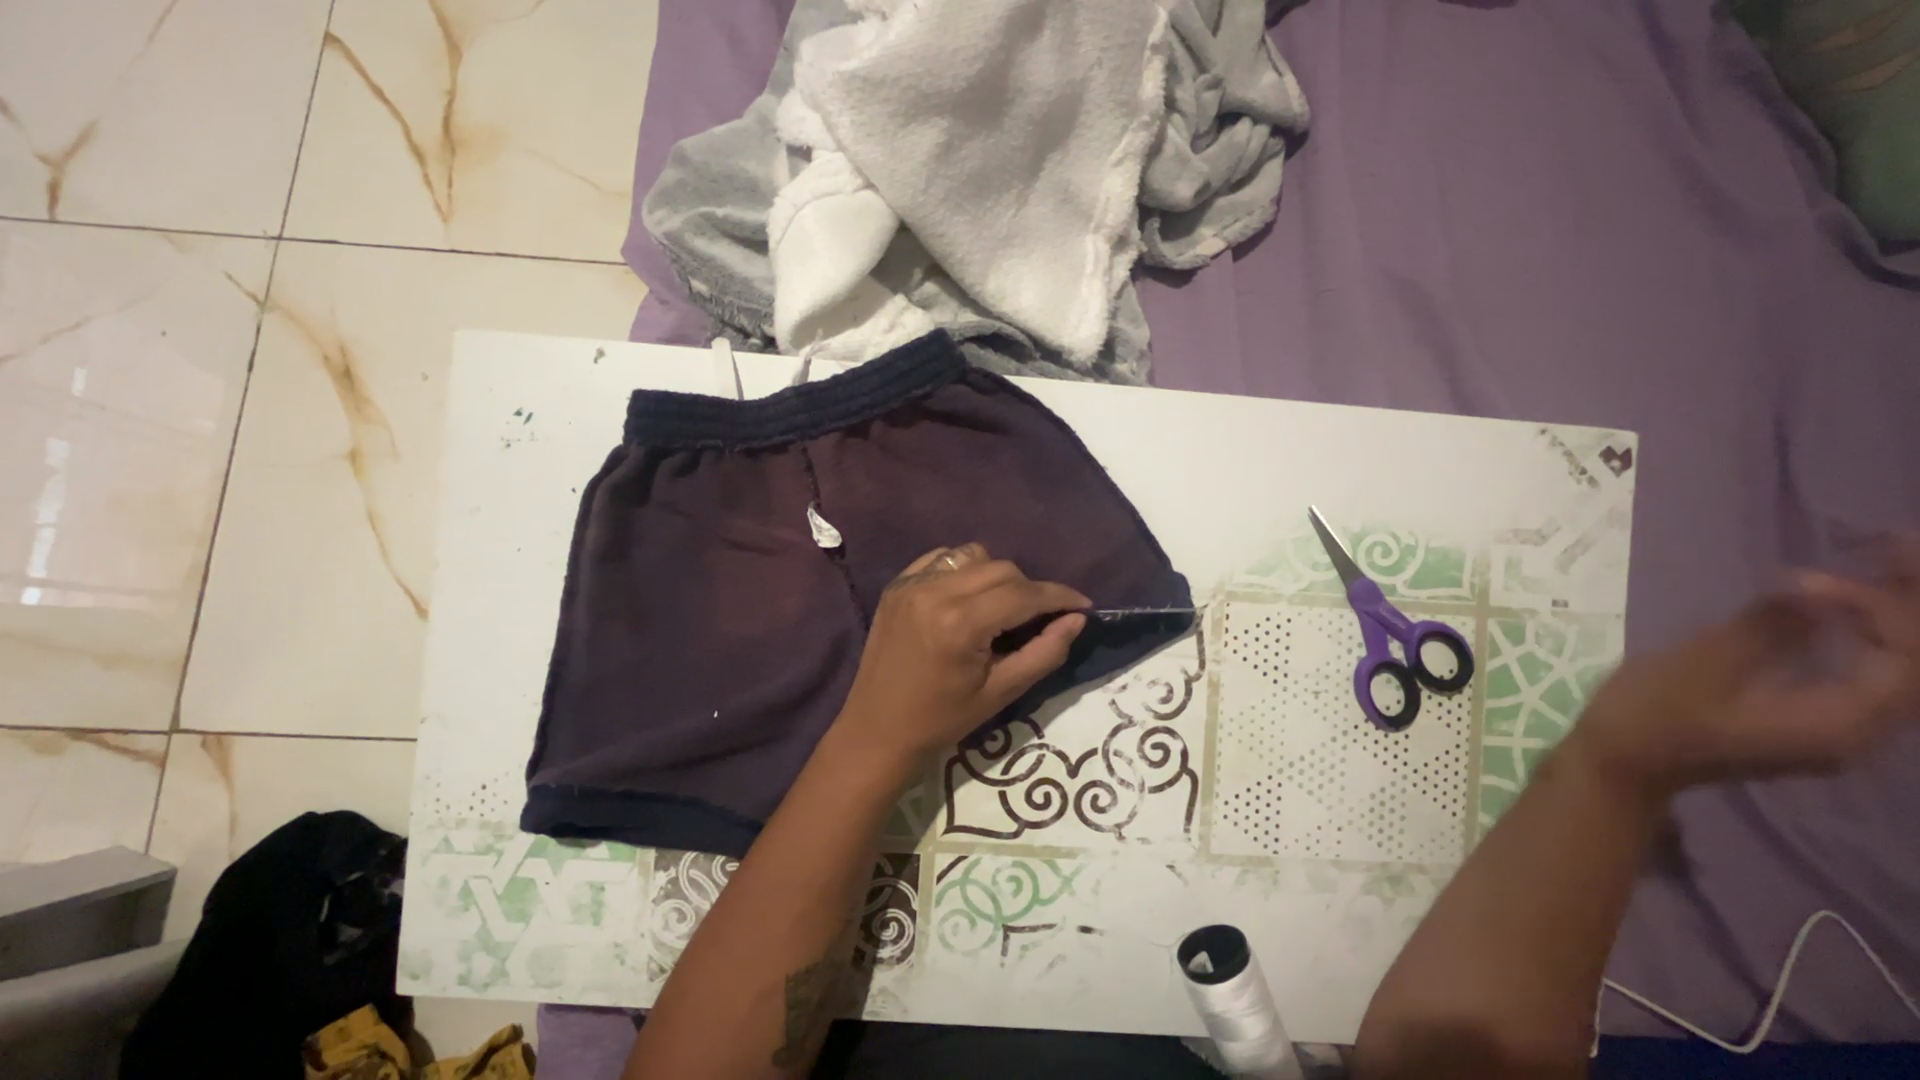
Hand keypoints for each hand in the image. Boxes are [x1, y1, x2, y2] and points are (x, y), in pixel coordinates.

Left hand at [833, 543, 1090, 768]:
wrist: (878, 729)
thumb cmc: (942, 719)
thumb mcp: (1001, 692)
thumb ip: (1044, 653)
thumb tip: (1076, 619)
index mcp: (961, 623)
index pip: (1024, 594)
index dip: (1059, 597)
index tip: (1083, 605)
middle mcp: (934, 591)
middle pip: (1002, 569)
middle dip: (1030, 590)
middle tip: (1040, 618)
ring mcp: (911, 584)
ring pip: (973, 556)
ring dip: (997, 575)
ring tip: (1001, 608)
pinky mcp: (897, 585)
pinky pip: (942, 559)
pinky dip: (963, 570)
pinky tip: (968, 598)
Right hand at [1571, 535, 1919, 794]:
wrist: (1619, 765)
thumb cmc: (1651, 716)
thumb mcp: (1699, 665)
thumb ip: (1765, 627)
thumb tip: (1810, 590)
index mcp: (1839, 723)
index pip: (1905, 656)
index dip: (1879, 606)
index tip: (1806, 578)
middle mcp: (1857, 731)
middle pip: (1914, 660)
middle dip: (1906, 602)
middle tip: (1891, 545)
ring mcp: (1836, 728)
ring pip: (1896, 664)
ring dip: (1889, 615)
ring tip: (1880, 566)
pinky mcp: (1812, 720)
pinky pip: (1868, 673)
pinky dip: (1866, 635)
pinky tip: (1837, 609)